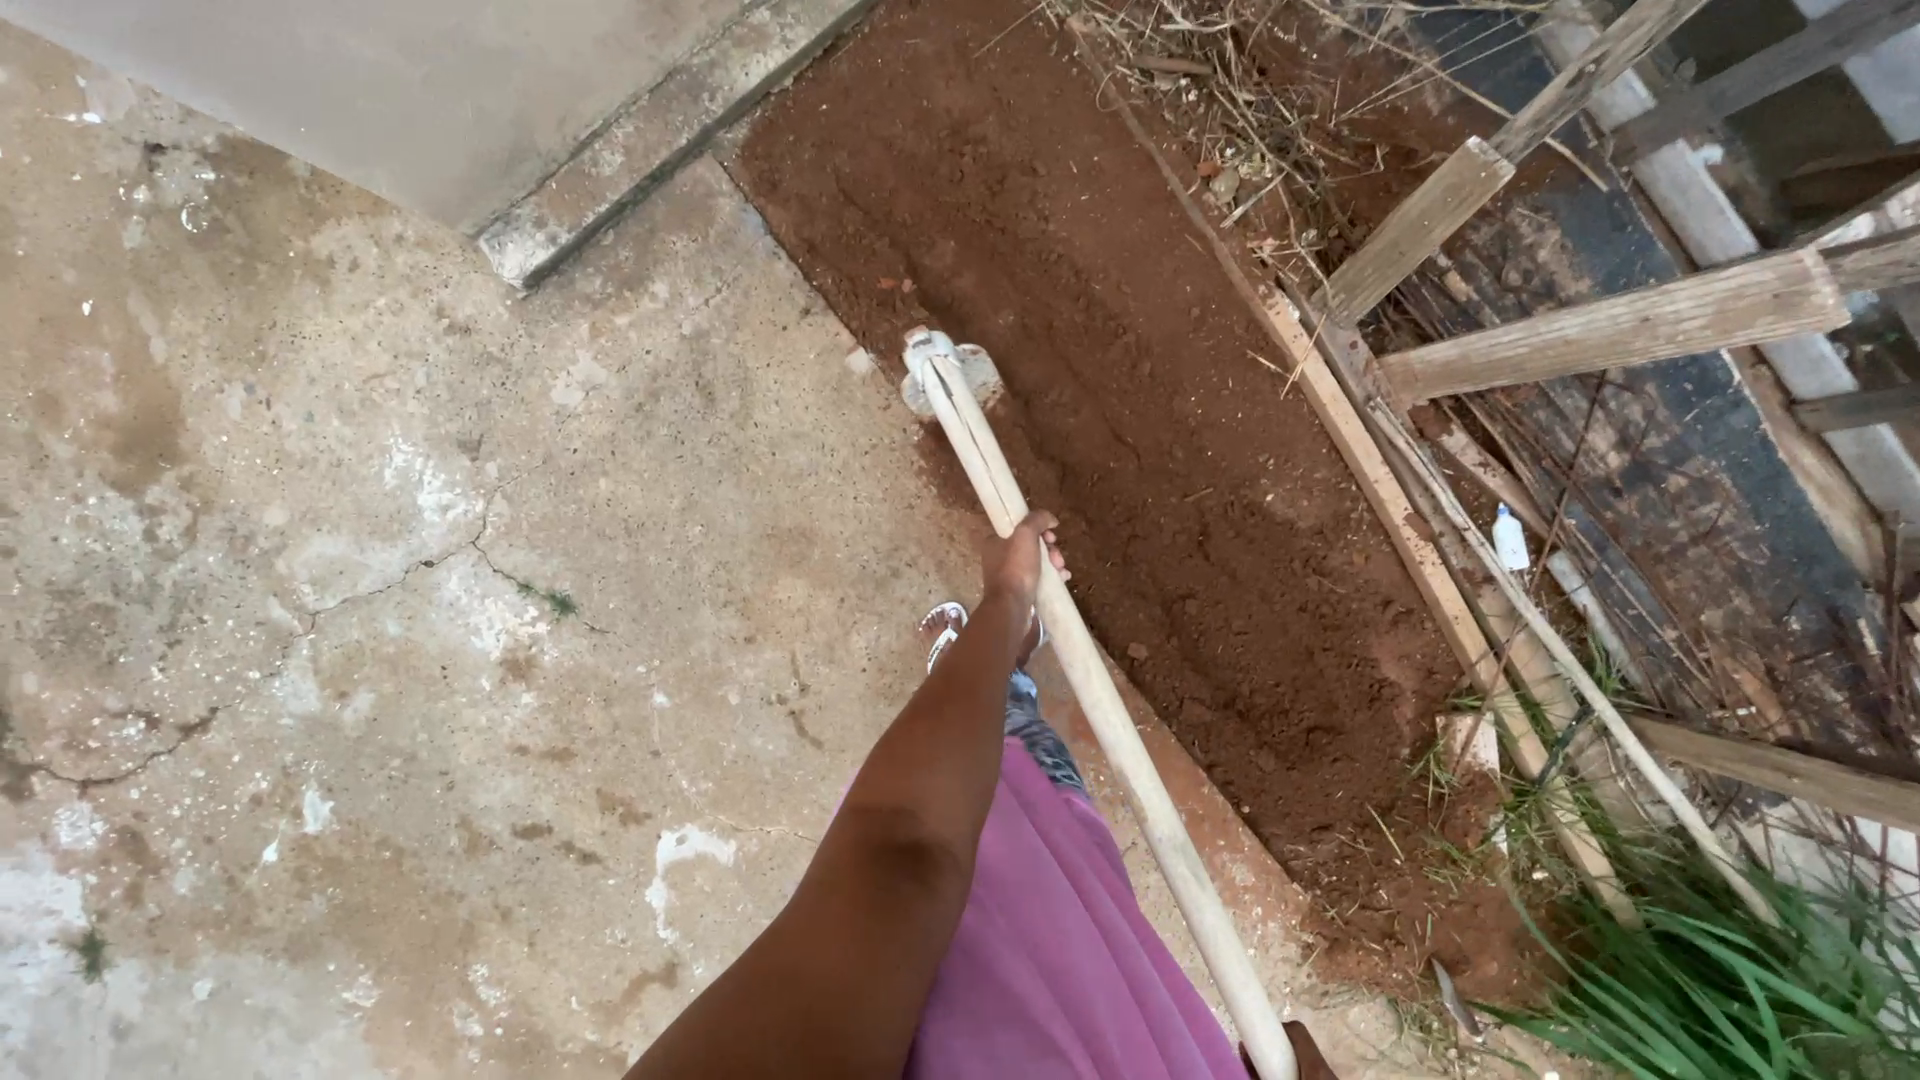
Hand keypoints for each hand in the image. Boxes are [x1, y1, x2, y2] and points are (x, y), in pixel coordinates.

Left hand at [981, 510, 1068, 607]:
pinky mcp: (1019, 592)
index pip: (1020, 528)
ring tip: (1061, 570)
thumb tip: (1050, 519)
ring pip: (1038, 562)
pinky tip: (1062, 579)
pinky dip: (1052, 577)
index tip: (1051, 536)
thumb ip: (1037, 520)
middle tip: (1057, 557)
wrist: (1011, 607)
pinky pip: (1039, 578)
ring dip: (1054, 563)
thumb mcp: (1025, 535)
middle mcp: (999, 558)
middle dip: (1050, 549)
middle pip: (1032, 545)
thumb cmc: (1015, 568)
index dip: (1039, 529)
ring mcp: (1009, 576)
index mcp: (995, 542)